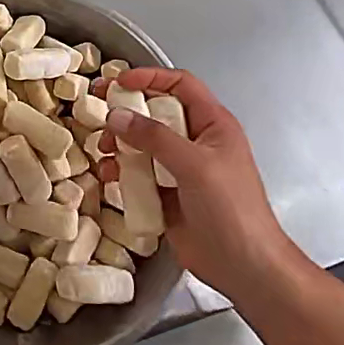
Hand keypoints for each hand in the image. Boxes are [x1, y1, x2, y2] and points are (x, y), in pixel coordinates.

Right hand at [95, 68, 309, 302]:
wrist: (244, 266)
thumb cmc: (232, 210)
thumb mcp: (194, 165)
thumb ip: (155, 138)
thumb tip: (117, 116)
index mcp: (213, 125)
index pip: (181, 86)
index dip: (150, 78)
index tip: (119, 81)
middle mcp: (196, 142)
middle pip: (156, 113)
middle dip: (127, 112)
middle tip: (98, 111)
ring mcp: (181, 169)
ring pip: (143, 144)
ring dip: (120, 144)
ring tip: (103, 150)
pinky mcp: (167, 194)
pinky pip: (138, 174)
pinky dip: (122, 172)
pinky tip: (109, 176)